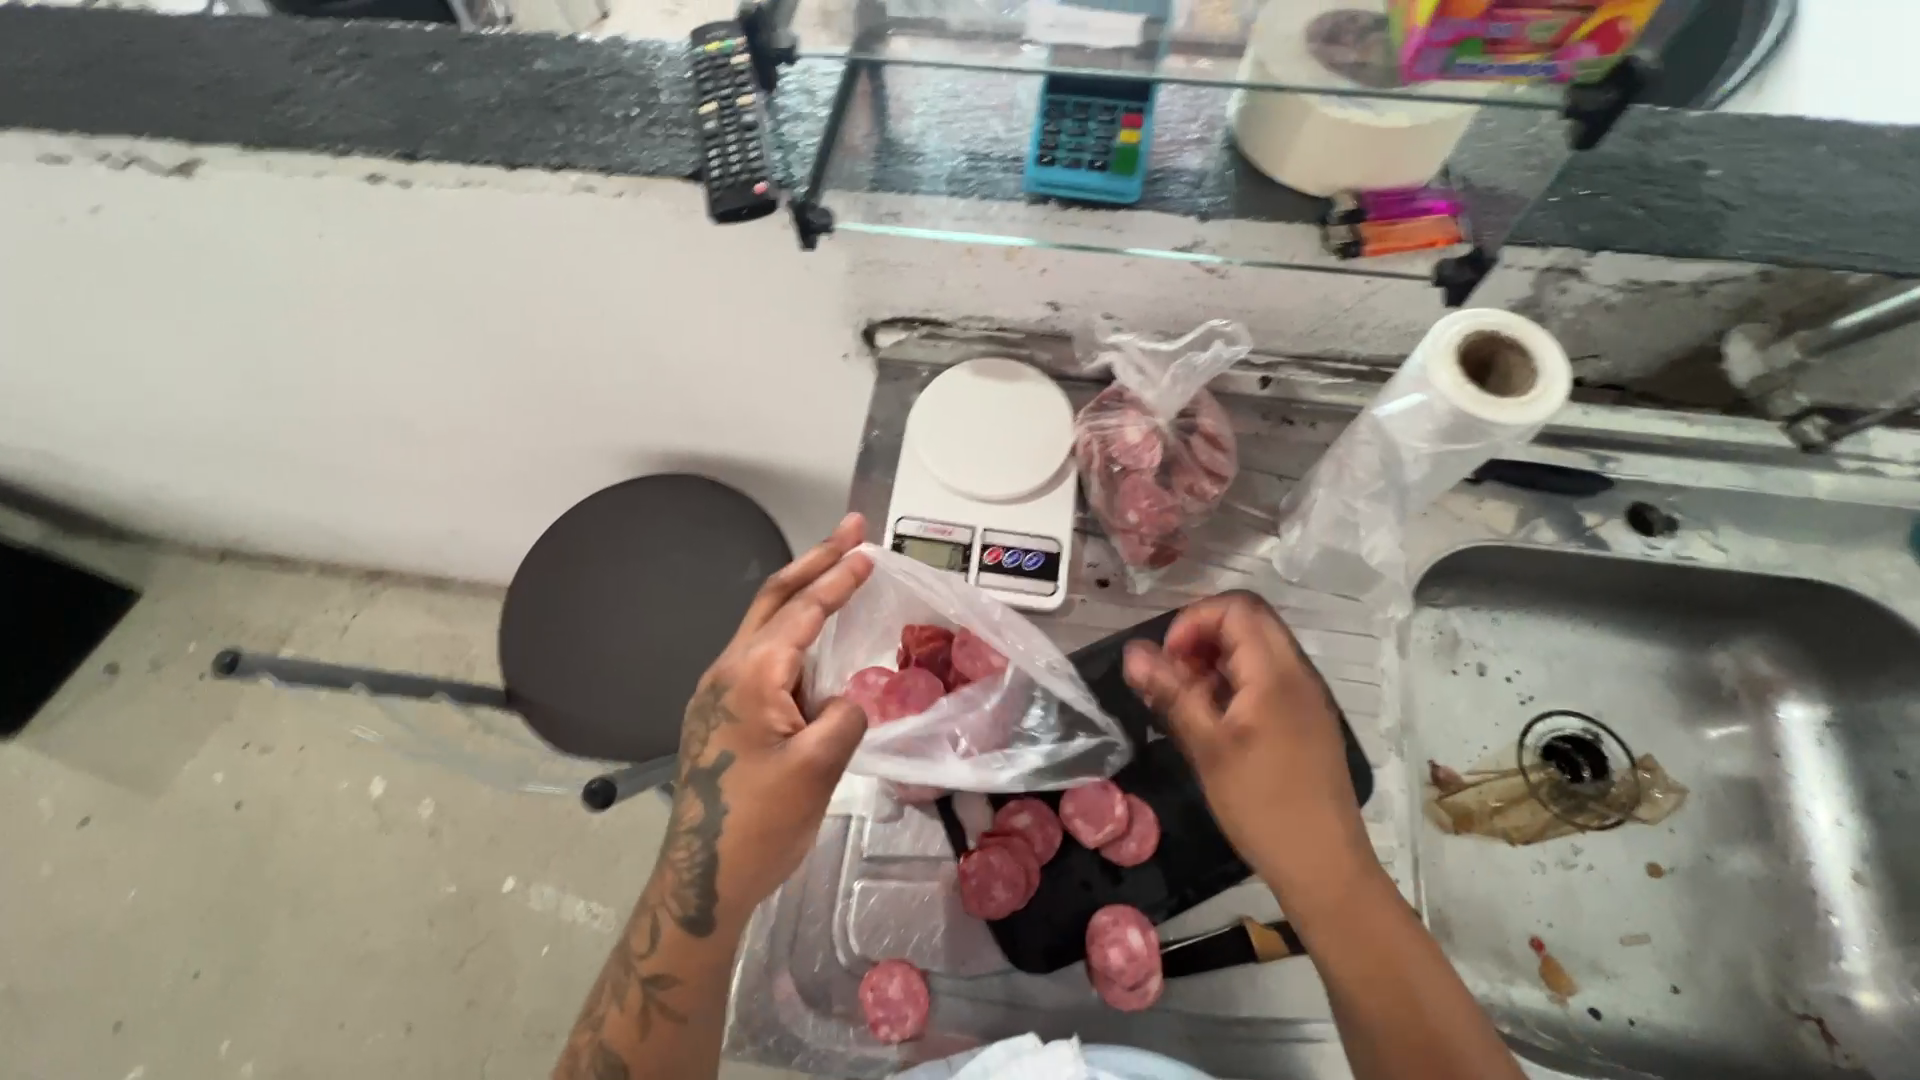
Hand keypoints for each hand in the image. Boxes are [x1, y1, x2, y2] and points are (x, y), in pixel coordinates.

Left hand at [653, 513, 873, 940]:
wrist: (704, 875)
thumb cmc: (759, 823)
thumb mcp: (817, 770)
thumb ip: (846, 717)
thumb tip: (854, 696)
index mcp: (750, 676)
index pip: (803, 612)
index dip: (839, 579)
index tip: (868, 551)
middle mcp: (729, 672)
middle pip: (774, 598)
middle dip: (815, 561)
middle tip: (851, 530)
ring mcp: (720, 692)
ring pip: (765, 624)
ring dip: (802, 592)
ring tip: (838, 571)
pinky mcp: (723, 712)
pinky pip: (763, 655)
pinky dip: (793, 630)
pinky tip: (815, 640)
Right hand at [1121, 591, 1374, 905]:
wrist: (1325, 866)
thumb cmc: (1262, 805)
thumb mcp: (1206, 747)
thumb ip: (1171, 692)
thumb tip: (1133, 652)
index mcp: (1276, 672)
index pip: (1235, 608)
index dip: (1192, 622)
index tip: (1167, 662)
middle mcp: (1297, 673)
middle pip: (1248, 622)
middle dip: (1201, 638)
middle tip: (1174, 678)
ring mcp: (1305, 697)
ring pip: (1256, 650)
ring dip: (1215, 661)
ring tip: (1187, 702)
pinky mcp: (1305, 720)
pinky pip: (1266, 678)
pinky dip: (1233, 682)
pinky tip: (1213, 720)